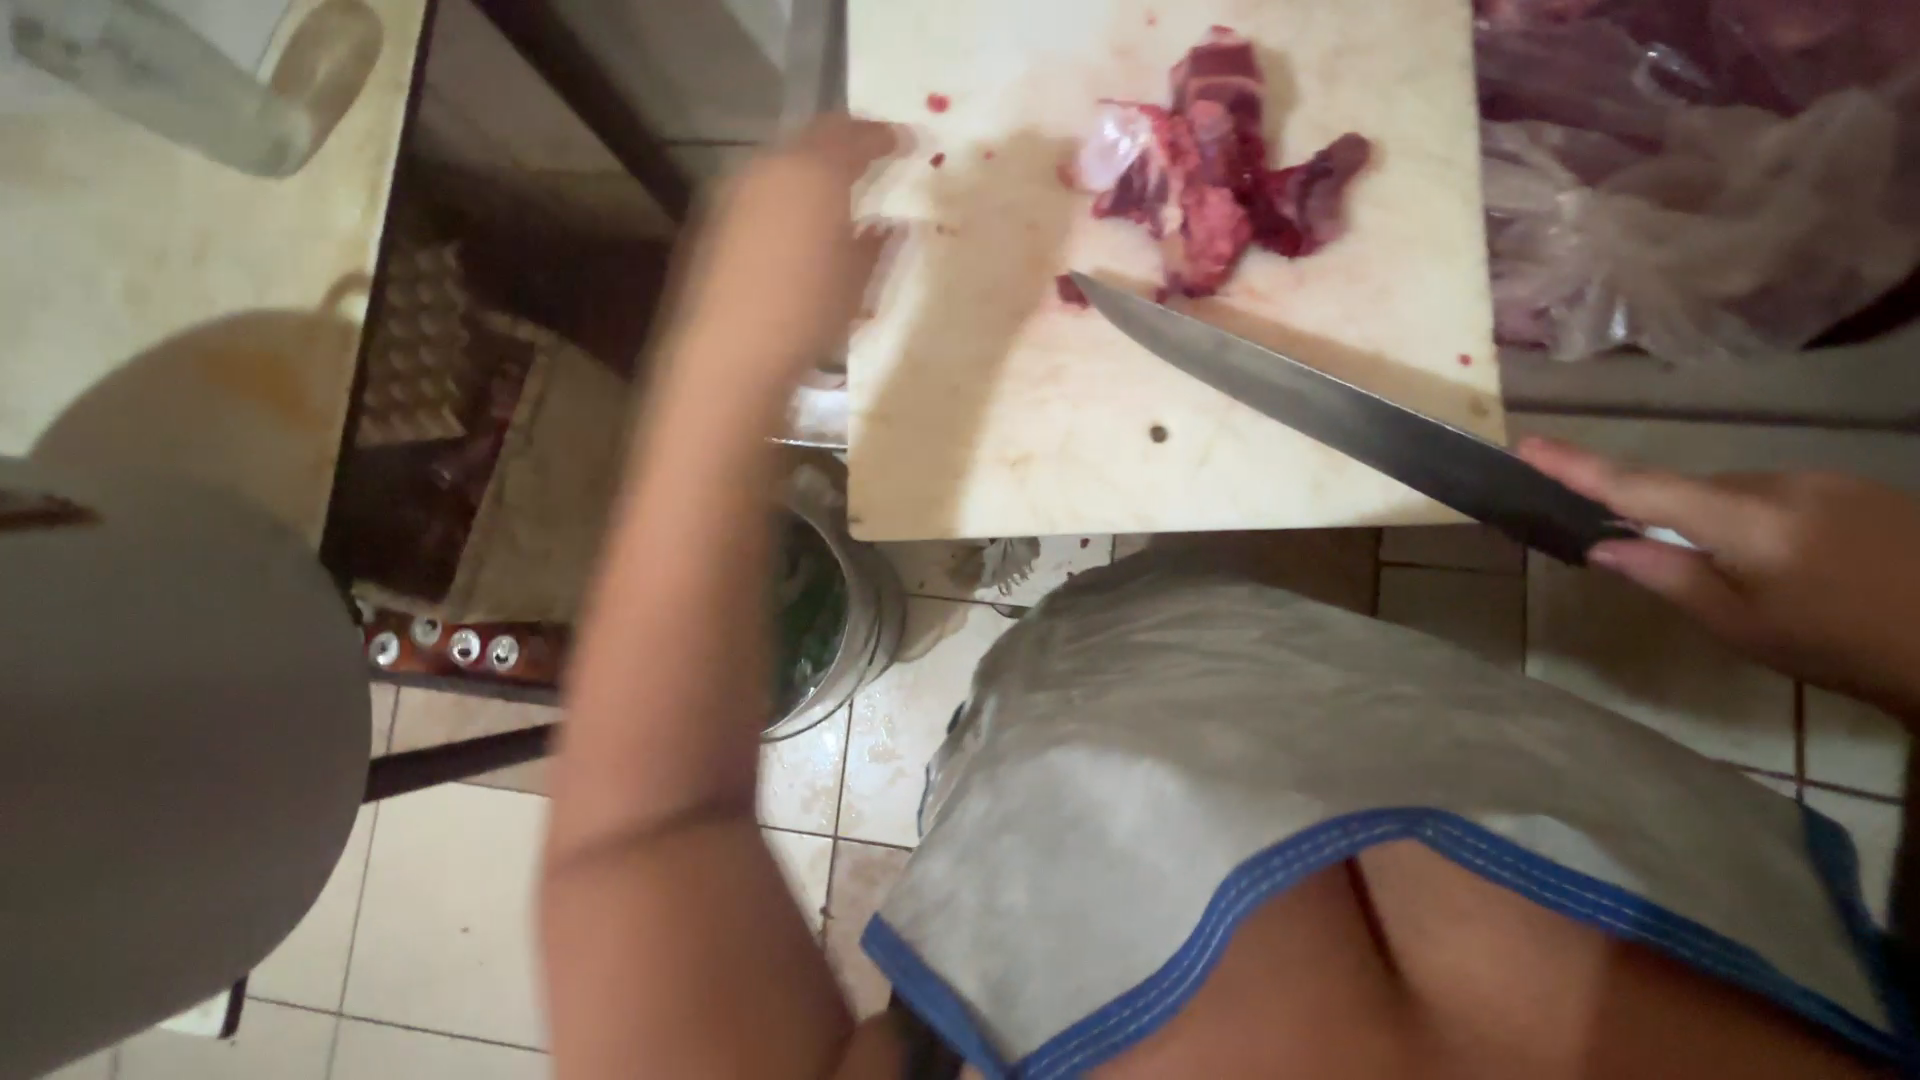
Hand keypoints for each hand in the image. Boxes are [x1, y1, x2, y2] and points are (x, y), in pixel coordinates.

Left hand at [669, 115, 900, 382]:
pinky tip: (794, 227)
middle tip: (870, 156)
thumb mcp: (858, 283)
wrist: (729, 353)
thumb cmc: (807, 315)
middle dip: (844, 143)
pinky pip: (759, 192)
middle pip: (814, 138)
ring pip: (782, 163)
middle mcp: (772, 167)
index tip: (905, 143)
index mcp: (816, 173)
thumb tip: (890, 226)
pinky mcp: (713, 221)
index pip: (855, 136)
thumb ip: (877, 244)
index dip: (883, 136)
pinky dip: (784, 197)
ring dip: (810, 170)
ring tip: (833, 193)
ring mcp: (735, 191)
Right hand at [1519, 436, 1919, 720]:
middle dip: (1662, 515)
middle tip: (1657, 563)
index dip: (1578, 467)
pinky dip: (1757, 522)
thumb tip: (1604, 546)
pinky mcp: (1862, 491)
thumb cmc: (1843, 646)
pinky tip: (1790, 566)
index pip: (1641, 487)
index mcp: (1749, 520)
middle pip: (1690, 488)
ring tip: (1744, 578)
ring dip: (1715, 522)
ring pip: (1735, 493)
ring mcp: (1830, 482)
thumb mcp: (1739, 624)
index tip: (1528, 445)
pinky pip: (1778, 497)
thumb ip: (1667, 576)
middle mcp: (1785, 485)